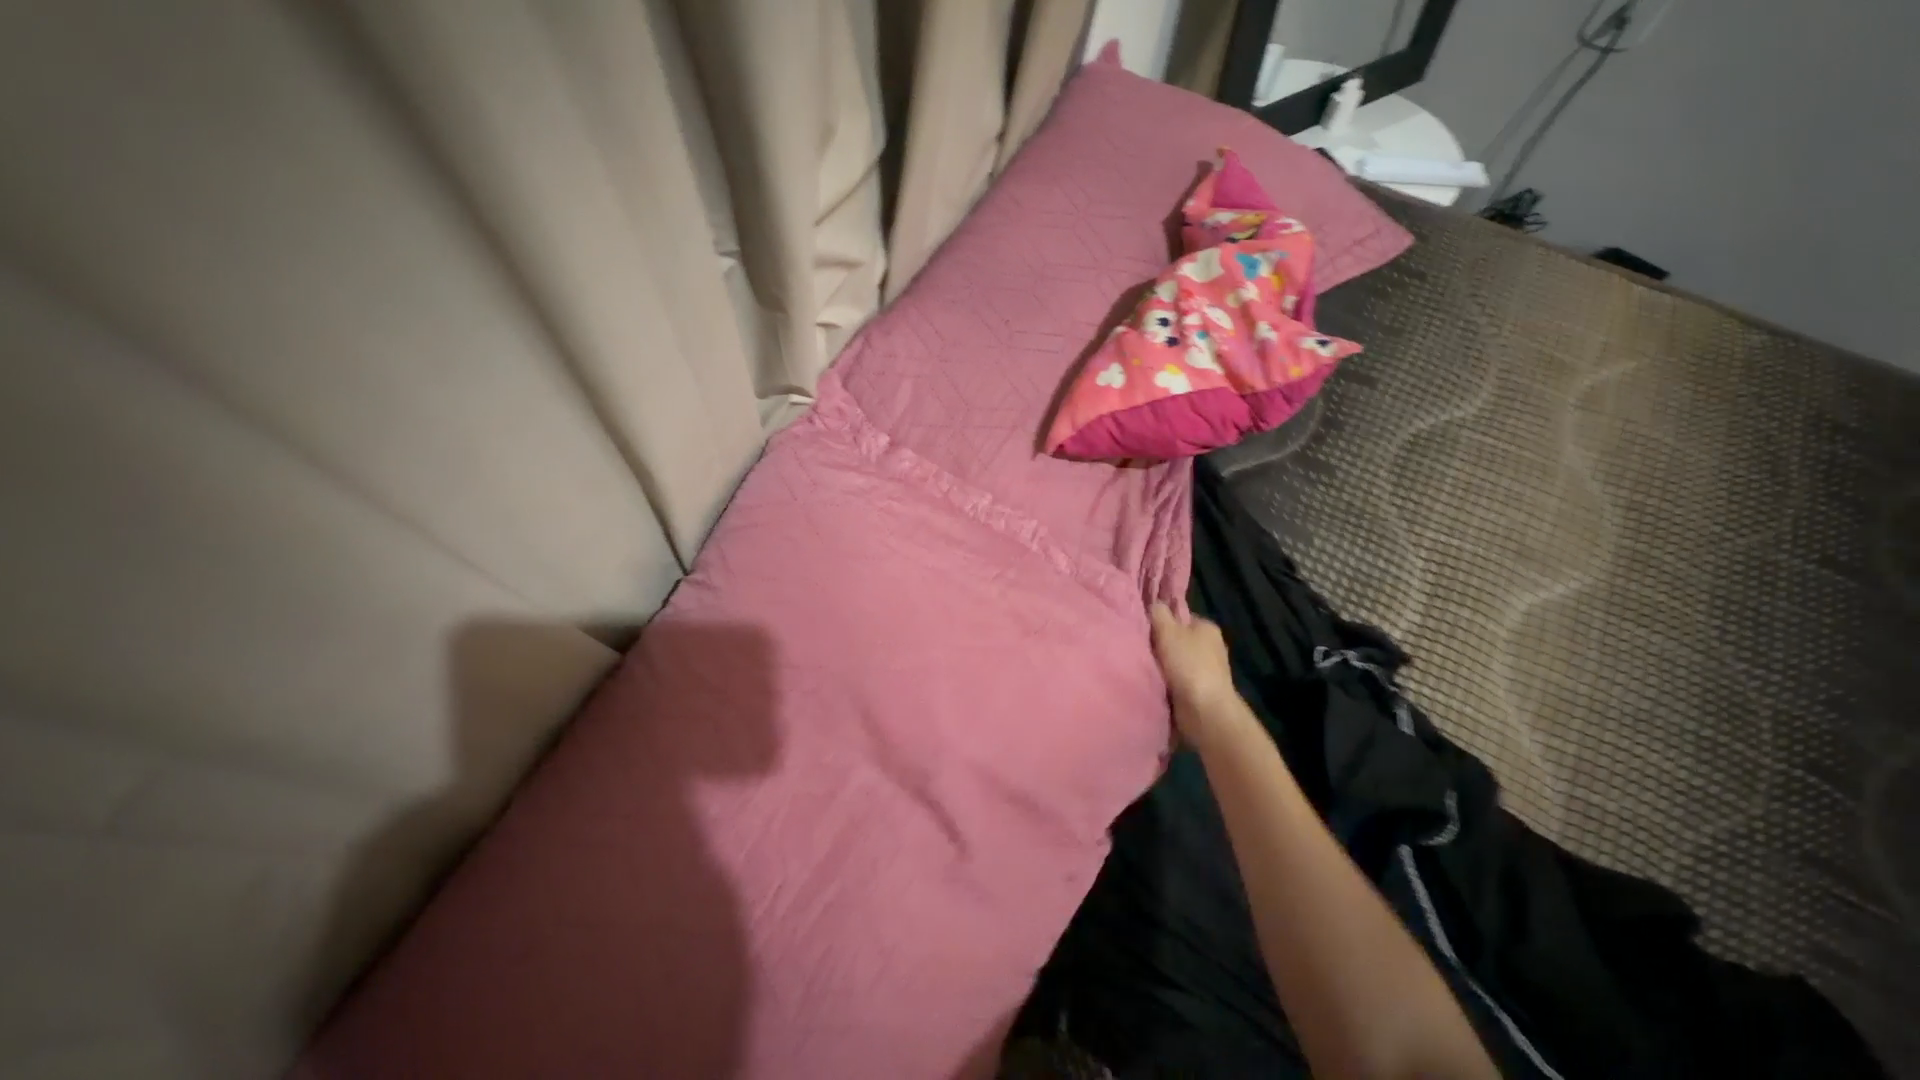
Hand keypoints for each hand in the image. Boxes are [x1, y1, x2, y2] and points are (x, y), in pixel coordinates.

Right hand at [1149, 603, 1244, 744]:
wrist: (1204, 710)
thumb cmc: (1188, 664)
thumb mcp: (1168, 631)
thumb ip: (1158, 614)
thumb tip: (1154, 604)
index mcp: (1206, 627)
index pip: (1179, 616)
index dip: (1161, 620)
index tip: (1143, 628)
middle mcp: (1210, 646)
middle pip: (1177, 639)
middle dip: (1159, 645)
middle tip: (1138, 647)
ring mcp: (1206, 670)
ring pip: (1175, 661)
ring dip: (1161, 666)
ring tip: (1141, 667)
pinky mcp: (1200, 690)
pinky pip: (1177, 680)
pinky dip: (1166, 682)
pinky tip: (1153, 683)